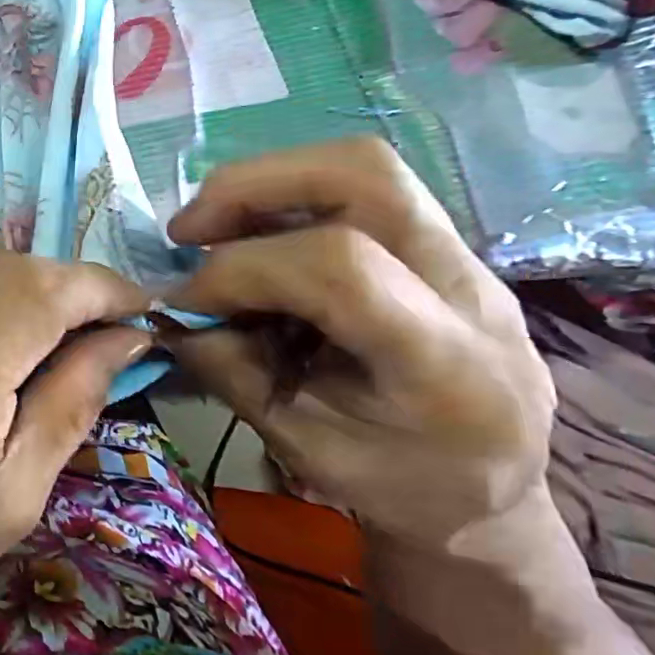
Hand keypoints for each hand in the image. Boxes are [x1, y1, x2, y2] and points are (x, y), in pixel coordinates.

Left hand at [0, 238, 151, 654]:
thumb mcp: (19, 496)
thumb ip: (73, 401)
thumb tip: (128, 334)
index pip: (41, 296)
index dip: (101, 289)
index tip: (140, 310)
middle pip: (7, 270)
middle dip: (67, 288)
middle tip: (96, 330)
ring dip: (16, 280)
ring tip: (37, 328)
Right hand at [163, 137, 555, 550]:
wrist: (487, 490)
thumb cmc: (393, 482)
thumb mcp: (298, 444)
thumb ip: (228, 369)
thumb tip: (167, 312)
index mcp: (444, 361)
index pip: (337, 266)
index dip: (238, 271)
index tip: (186, 303)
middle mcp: (467, 286)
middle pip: (362, 174)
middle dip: (251, 187)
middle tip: (188, 231)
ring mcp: (461, 256)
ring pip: (359, 165)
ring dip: (263, 184)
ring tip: (210, 229)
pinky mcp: (438, 245)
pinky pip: (354, 189)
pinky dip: (282, 199)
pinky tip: (249, 242)